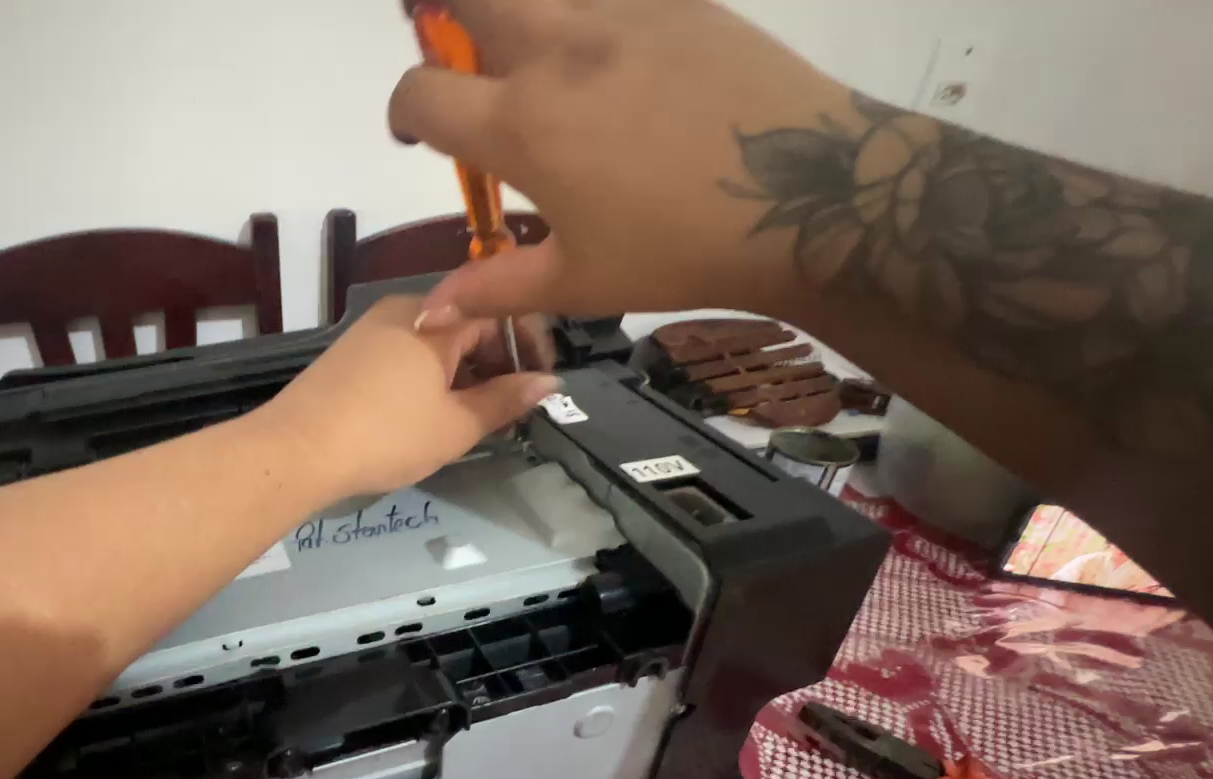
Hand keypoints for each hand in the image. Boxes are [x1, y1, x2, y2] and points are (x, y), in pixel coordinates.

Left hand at [258, 295, 558, 497]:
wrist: (295, 450)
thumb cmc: (385, 436)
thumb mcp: (455, 425)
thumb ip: (505, 401)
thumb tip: (550, 383)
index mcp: (435, 319)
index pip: (500, 314)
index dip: (528, 348)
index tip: (538, 386)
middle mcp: (403, 310)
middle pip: (465, 325)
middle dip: (495, 363)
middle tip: (506, 410)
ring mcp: (370, 329)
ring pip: (433, 342)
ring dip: (462, 373)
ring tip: (470, 417)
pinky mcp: (348, 353)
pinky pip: (404, 354)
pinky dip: (428, 377)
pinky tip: (427, 413)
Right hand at [389, 0, 846, 321]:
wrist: (808, 198)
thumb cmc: (675, 251)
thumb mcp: (574, 283)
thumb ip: (491, 288)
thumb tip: (429, 313)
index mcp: (524, 125)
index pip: (424, 93)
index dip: (403, 112)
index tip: (417, 134)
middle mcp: (560, 50)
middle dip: (439, 15)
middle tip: (455, 54)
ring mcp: (622, 12)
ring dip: (513, 17)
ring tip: (533, 62)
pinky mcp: (677, 0)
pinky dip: (583, 20)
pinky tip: (608, 65)